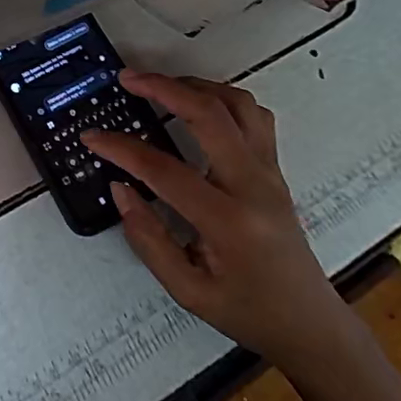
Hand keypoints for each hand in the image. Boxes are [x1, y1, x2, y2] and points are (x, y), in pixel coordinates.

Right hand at [81, 71, 351, 368]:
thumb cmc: (247, 311)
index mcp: (229, 221)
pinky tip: (200, 106)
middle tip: (128, 78)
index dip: (123, 149)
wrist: (307, 321)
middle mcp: (254, 185)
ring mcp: (270, 172)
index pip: (165, 170)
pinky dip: (224, 99)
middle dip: (164, 88)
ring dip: (197, 85)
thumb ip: (149, 239)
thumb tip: (122, 190)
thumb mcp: (187, 291)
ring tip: (161, 85)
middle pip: (210, 114)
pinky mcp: (276, 168)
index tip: (93, 137)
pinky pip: (254, 117)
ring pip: (239, 104)